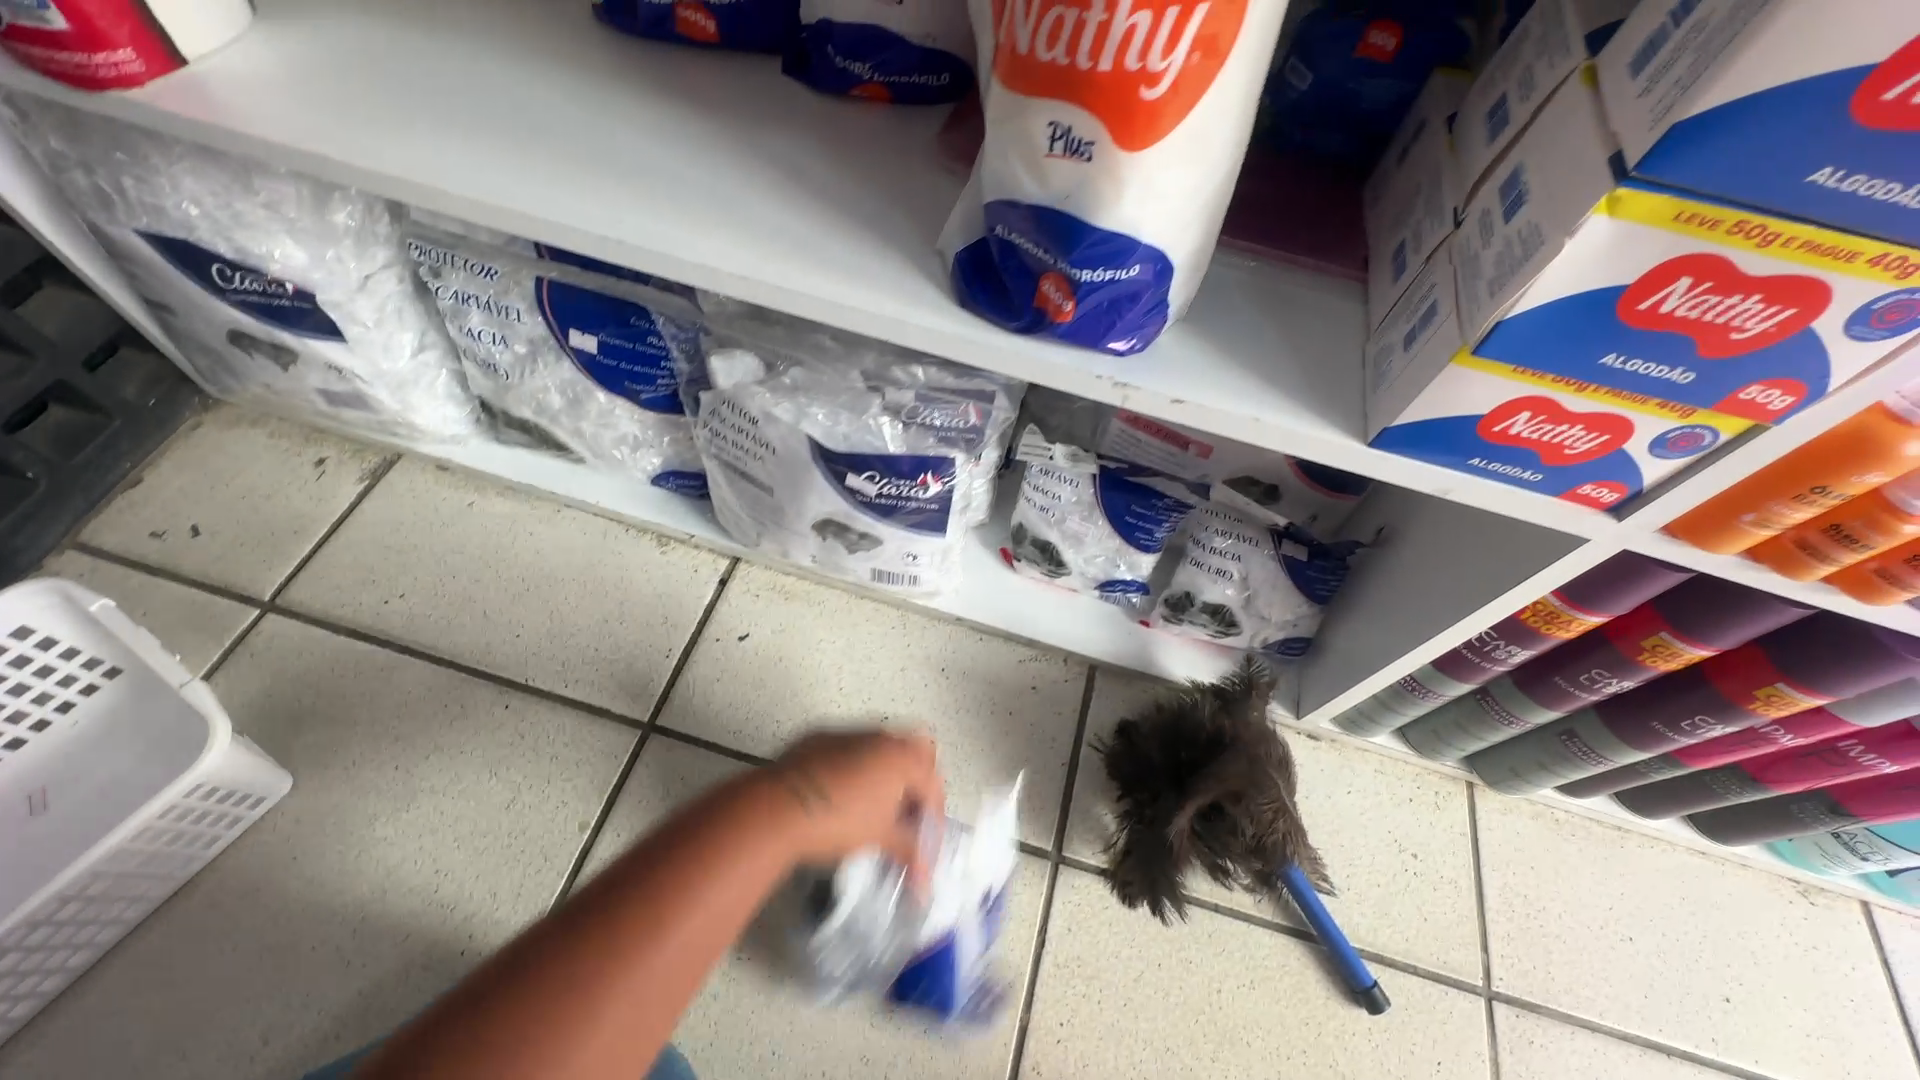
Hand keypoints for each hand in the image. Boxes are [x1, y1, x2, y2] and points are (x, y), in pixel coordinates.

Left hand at [762, 729, 945, 882]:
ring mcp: (846, 733)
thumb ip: (910, 853)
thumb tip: (926, 883)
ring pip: (880, 747)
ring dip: (886, 773)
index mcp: (902, 756)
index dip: (934, 817)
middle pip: (915, 751)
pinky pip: (849, 749)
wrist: (775, 808)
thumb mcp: (880, 838)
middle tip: (908, 814)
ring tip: (875, 808)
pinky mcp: (816, 738)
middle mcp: (879, 736)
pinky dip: (855, 768)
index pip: (934, 784)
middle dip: (917, 781)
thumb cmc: (837, 821)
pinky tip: (841, 796)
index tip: (925, 843)